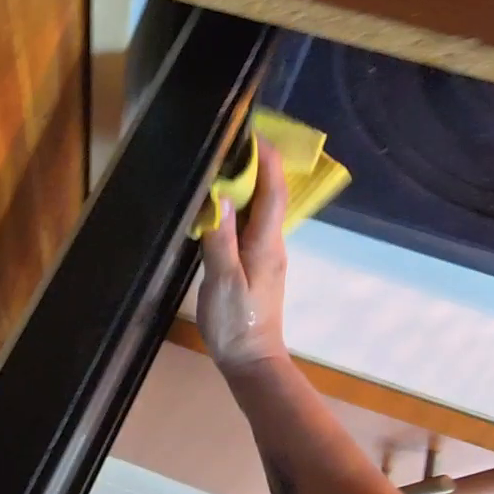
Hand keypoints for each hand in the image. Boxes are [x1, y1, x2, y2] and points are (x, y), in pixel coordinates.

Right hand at [199, 139, 290, 374]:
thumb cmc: (237, 322)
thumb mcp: (222, 281)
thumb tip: (221, 197)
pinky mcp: (256, 263)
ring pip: (261, 208)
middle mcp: (271, 243)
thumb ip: (221, 240)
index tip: (252, 131)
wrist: (252, 361)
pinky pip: (252, 222)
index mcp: (266, 243)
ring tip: (224, 160)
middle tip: (234, 138)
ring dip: (249, 181)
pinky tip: (222, 201)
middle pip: (270, 194)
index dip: (266, 160)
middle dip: (258, 163)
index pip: (272, 191)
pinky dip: (240, 204)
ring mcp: (265, 253)